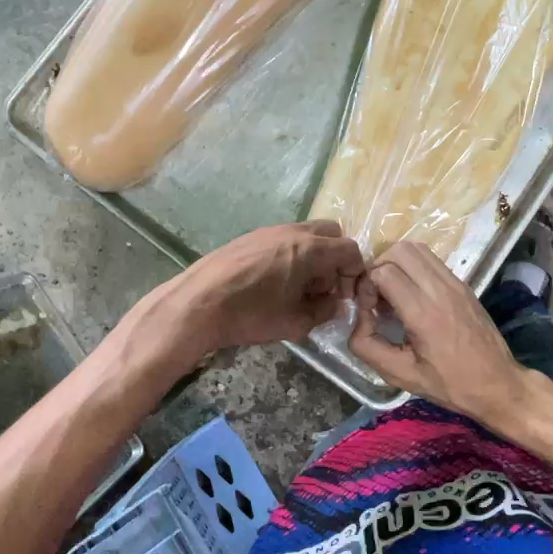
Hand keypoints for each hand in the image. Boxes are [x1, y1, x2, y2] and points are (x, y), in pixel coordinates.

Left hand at [146, 221, 365, 361]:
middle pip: (332, 234)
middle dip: (336, 260)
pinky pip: (285, 239)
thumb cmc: (250, 315)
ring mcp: (270, 230)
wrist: (197, 303)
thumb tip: (334, 304)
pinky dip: (293, 255)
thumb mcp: (295, 323)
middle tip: (324, 290)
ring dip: (314, 257)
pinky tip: (275, 283)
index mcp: (310, 249)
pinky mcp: (251, 237)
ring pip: (307, 234)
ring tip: (299, 289)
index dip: (355, 274)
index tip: (343, 298)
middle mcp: (293, 231)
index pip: (350, 249)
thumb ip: (324, 311)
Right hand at [349, 241, 533, 426]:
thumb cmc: (449, 384)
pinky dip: (413, 267)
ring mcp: (455, 282)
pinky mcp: (462, 283)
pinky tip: (412, 294)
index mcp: (423, 313)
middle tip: (377, 295)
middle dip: (379, 266)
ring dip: (396, 263)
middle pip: (399, 250)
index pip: (384, 272)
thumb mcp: (401, 375)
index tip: (369, 308)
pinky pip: (431, 260)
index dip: (367, 285)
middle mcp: (440, 289)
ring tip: (393, 291)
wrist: (498, 384)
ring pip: (416, 248)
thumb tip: (359, 318)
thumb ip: (368, 347)